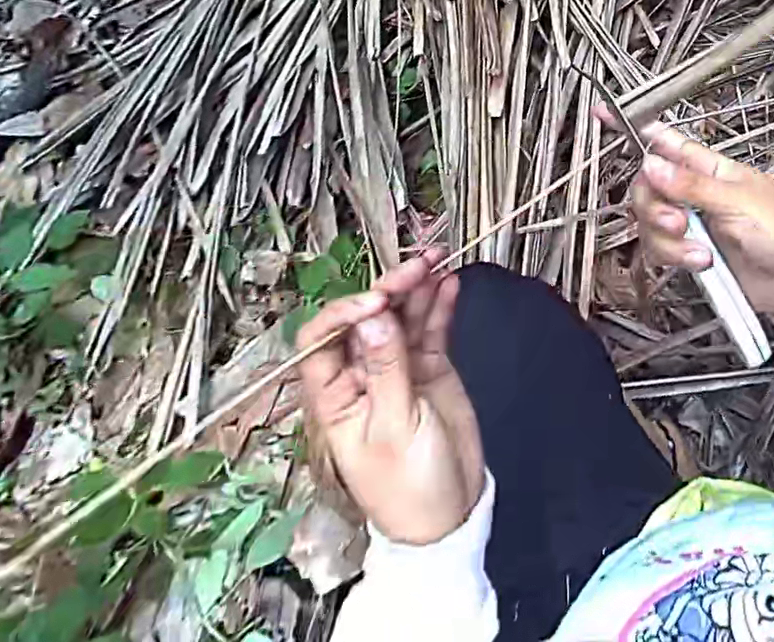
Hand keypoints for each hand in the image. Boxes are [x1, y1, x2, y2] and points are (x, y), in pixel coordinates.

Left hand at [296, 249, 484, 544]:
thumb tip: (372, 316)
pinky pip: (431, 327)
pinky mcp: (429, 365)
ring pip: (403, 316)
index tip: (379, 302)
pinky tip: (450, 284)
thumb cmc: (408, 484)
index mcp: (335, 393)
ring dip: (419, 288)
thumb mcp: (395, 427)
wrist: (451, 511)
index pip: (322, 339)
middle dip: (391, 288)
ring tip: (440, 261)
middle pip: (369, 318)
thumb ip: (387, 368)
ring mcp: (398, 365)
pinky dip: (440, 305)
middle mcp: (362, 372)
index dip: (345, 313)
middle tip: (421, 266)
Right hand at [600, 111, 773, 315]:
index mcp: (710, 168)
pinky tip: (703, 262)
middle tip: (678, 221)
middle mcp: (695, 192)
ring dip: (668, 238)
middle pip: (647, 186)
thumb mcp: (739, 203)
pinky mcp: (689, 252)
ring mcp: (691, 223)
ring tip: (698, 248)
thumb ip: (691, 186)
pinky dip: (676, 257)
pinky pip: (660, 249)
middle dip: (654, 206)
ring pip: (650, 221)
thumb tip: (651, 163)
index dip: (635, 128)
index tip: (603, 115)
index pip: (666, 141)